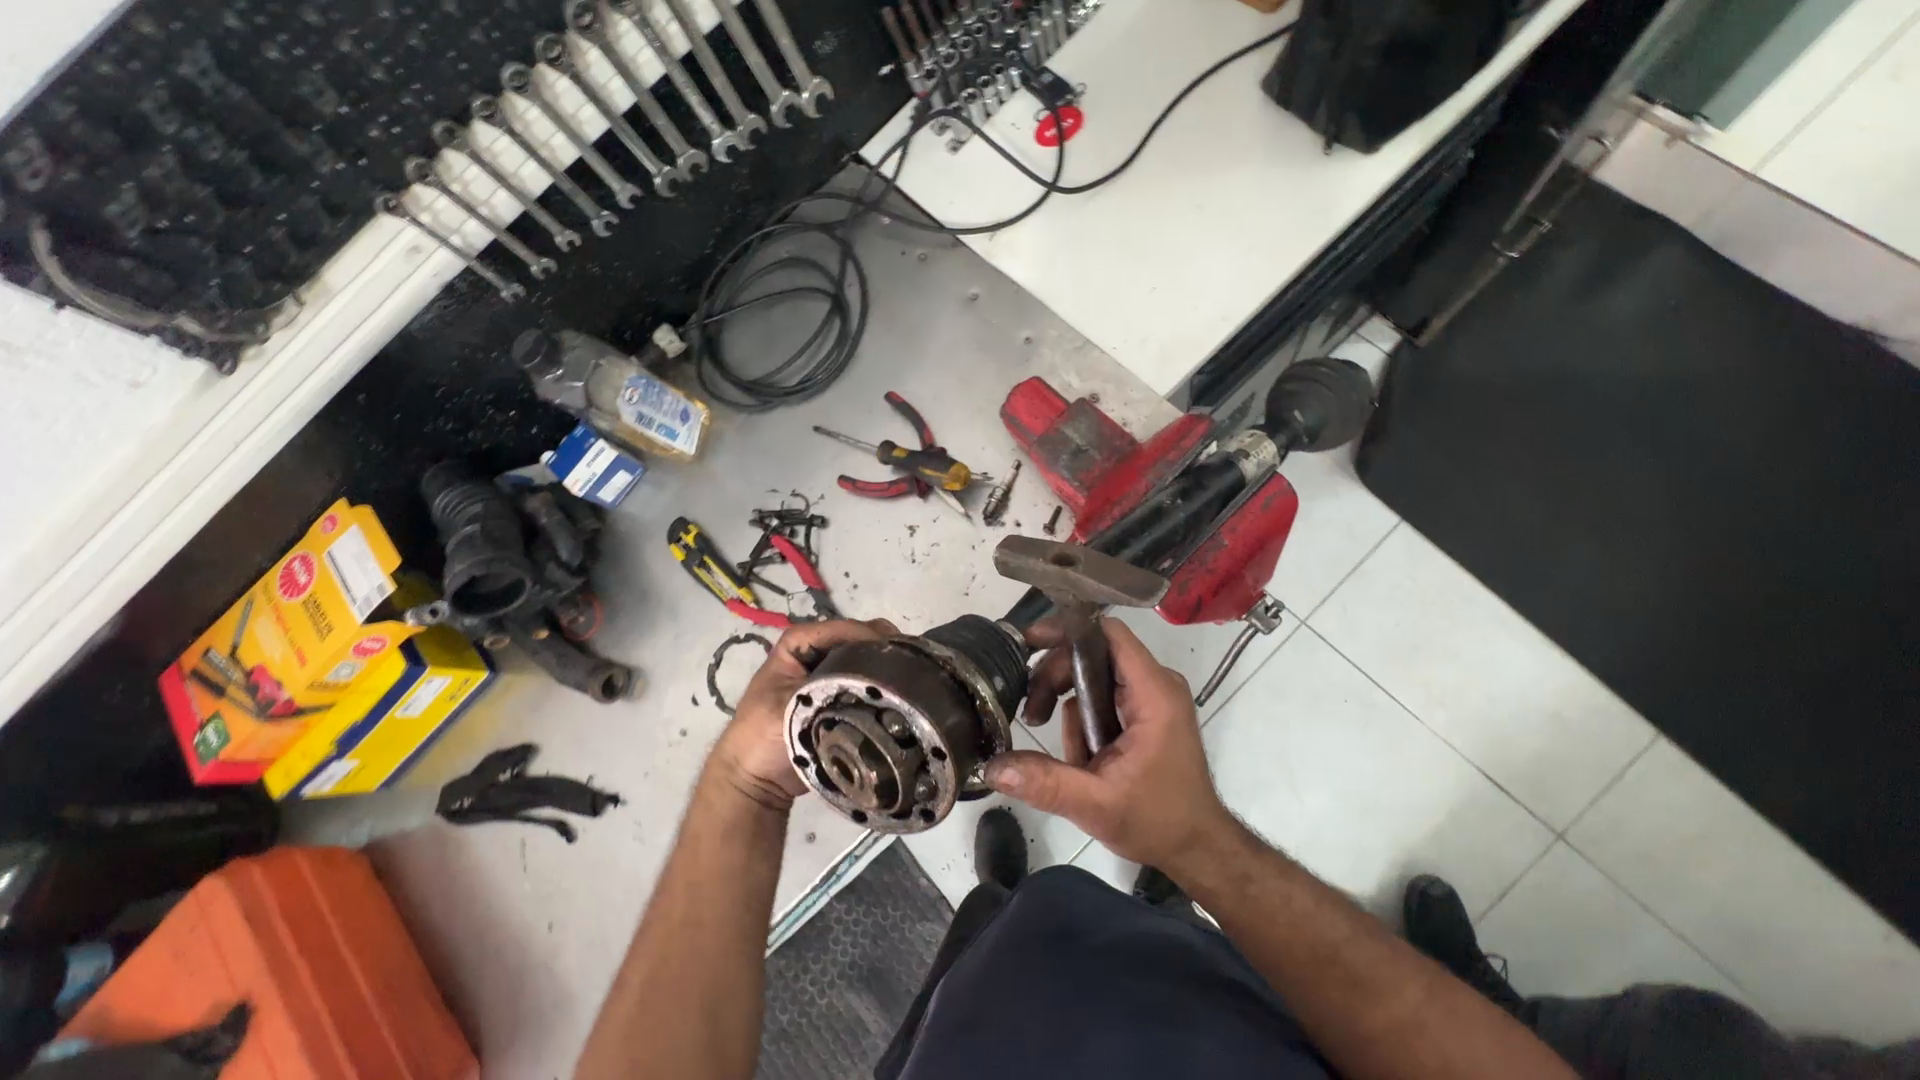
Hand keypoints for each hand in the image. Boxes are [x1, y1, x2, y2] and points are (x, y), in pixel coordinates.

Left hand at [710, 618, 896, 811]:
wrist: (757, 781)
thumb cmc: (761, 737)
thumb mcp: (788, 706)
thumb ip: (826, 689)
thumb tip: (873, 685)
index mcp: (799, 644)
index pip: (840, 629)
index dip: (868, 637)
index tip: (896, 652)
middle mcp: (819, 655)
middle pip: (860, 641)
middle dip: (885, 651)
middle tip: (912, 666)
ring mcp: (833, 677)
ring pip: (868, 663)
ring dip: (889, 670)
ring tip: (914, 681)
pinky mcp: (844, 701)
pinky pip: (869, 688)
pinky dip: (886, 690)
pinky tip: (906, 696)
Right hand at [985, 617, 1232, 869]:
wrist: (1197, 846)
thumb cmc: (1158, 823)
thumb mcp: (1097, 806)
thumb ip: (1047, 783)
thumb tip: (993, 767)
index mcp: (1154, 695)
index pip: (1108, 634)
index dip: (1066, 631)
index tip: (1027, 644)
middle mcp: (1156, 685)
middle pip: (1094, 653)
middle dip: (1056, 677)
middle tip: (1031, 714)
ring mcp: (1153, 698)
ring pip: (1095, 675)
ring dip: (1067, 702)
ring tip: (1063, 748)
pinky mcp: (1146, 713)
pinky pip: (1103, 696)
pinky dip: (1083, 718)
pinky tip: (1083, 757)